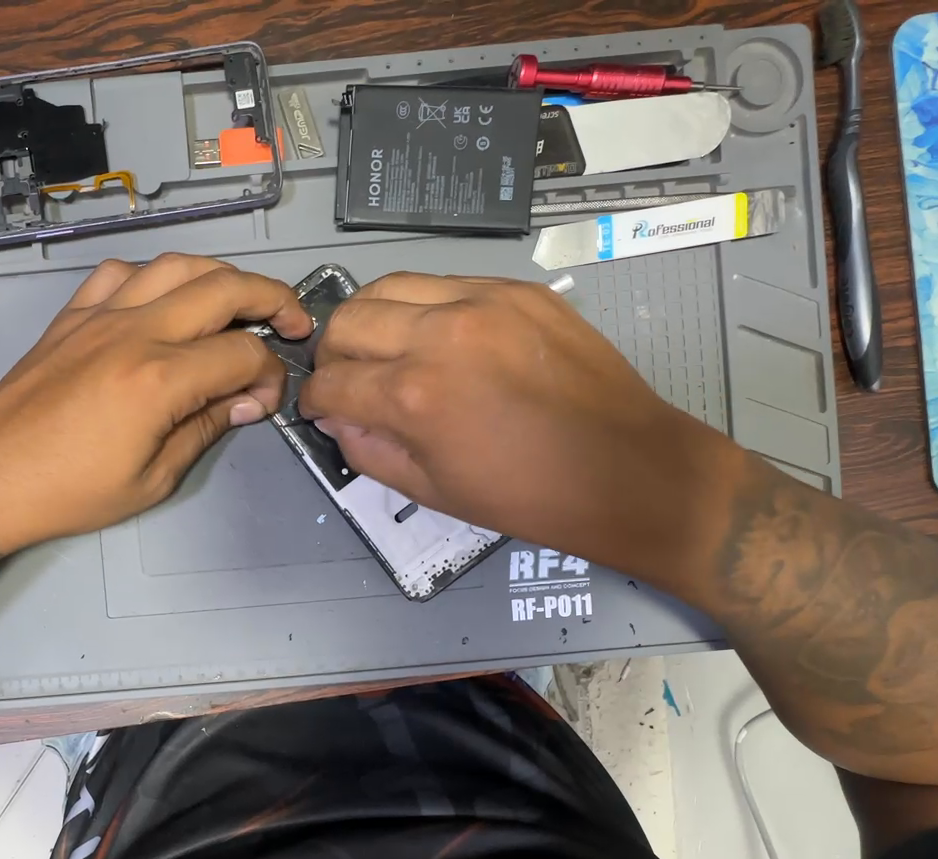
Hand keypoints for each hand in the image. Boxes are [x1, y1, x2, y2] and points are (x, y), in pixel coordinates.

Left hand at [0, 254, 311, 553]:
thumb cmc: (69, 493)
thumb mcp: (153, 479)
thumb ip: (205, 429)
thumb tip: (245, 402)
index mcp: (158, 380)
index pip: (242, 353)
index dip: (269, 374)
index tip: (266, 400)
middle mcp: (134, 332)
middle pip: (223, 288)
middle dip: (272, 298)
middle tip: (292, 321)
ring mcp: (99, 316)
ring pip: (176, 265)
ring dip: (219, 276)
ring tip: (239, 301)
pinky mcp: (72, 316)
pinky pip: (121, 272)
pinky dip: (155, 277)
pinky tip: (163, 300)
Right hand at [300, 273, 740, 581]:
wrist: (624, 469)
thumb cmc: (524, 496)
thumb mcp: (429, 491)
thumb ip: (367, 450)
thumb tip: (338, 420)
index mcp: (412, 396)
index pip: (329, 383)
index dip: (314, 401)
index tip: (320, 410)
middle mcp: (438, 334)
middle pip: (345, 321)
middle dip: (332, 355)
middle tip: (347, 380)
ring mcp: (480, 301)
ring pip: (386, 287)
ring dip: (368, 321)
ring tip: (381, 349)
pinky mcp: (514, 289)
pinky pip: (441, 282)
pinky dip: (420, 307)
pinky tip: (434, 336)